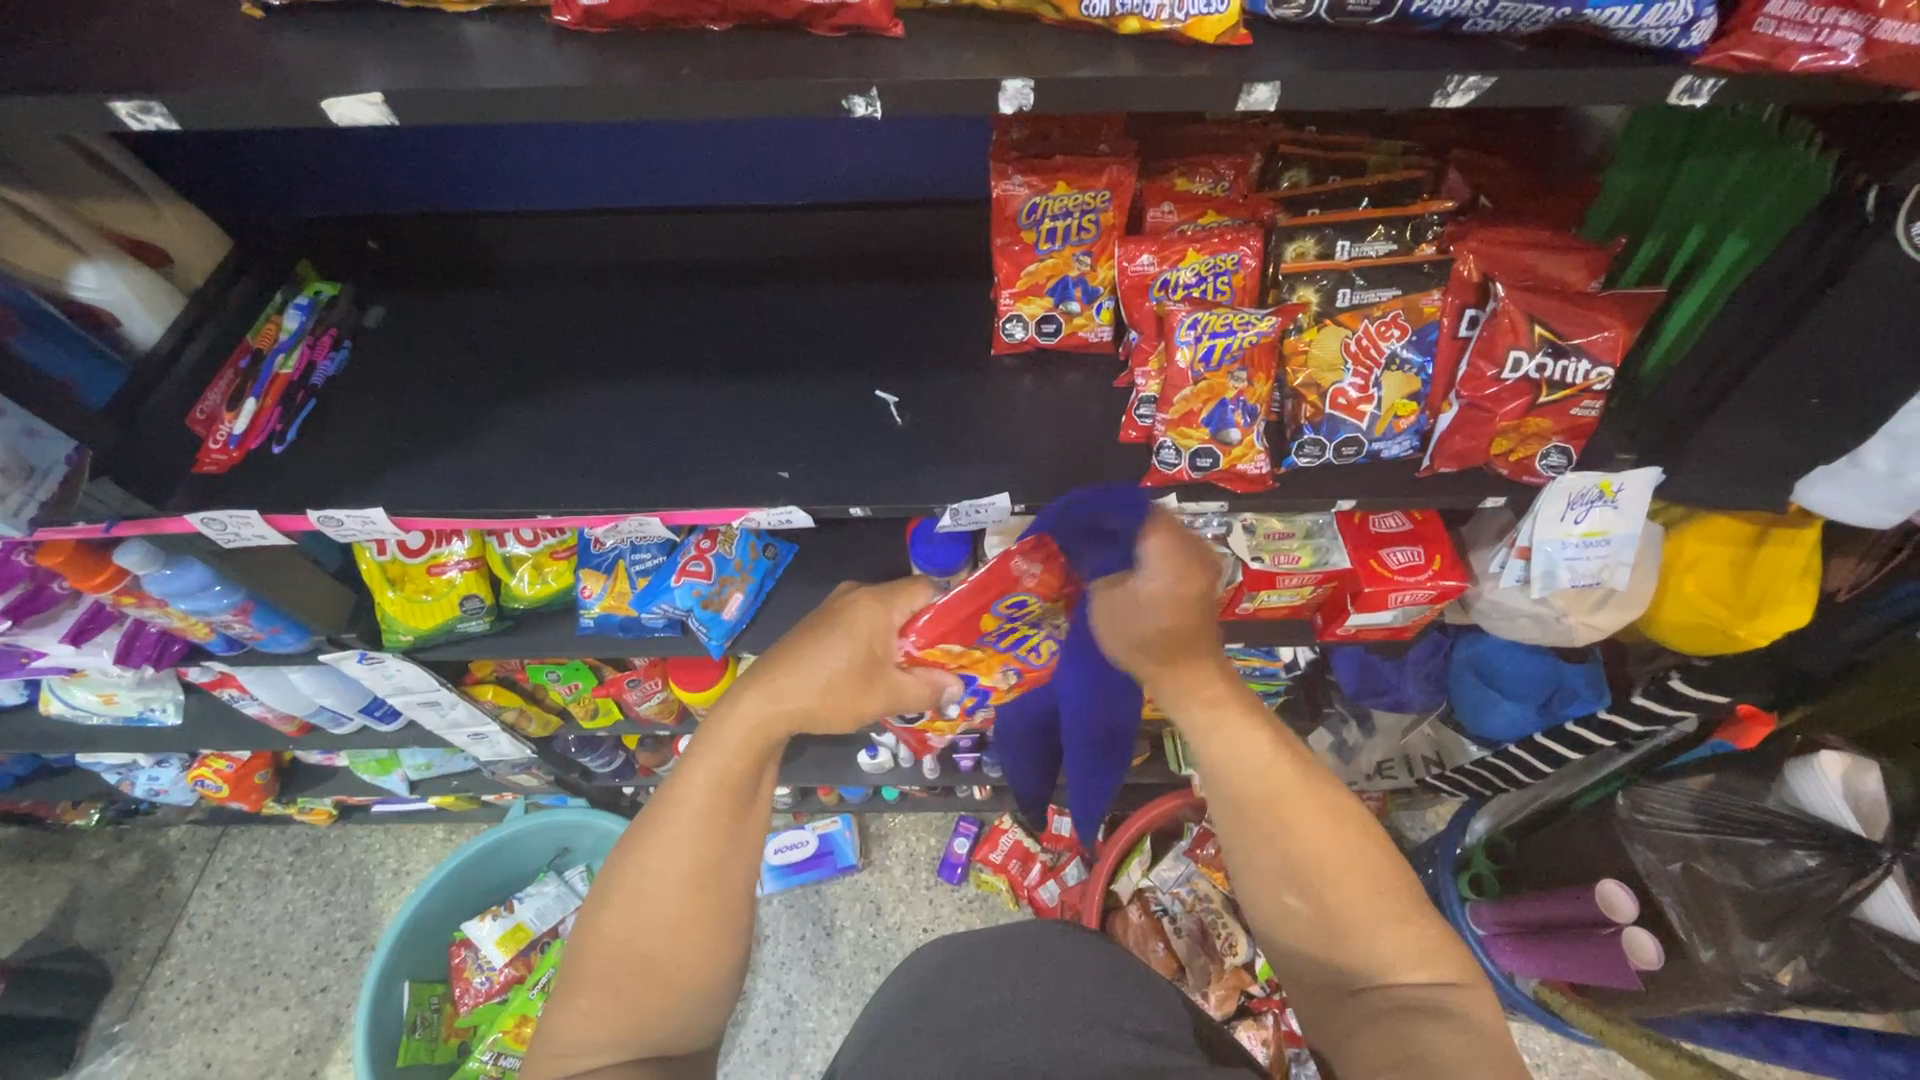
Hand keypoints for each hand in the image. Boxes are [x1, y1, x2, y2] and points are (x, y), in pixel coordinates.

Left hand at [718, 577, 962, 737]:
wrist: (765, 701)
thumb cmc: (831, 691)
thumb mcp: (887, 696)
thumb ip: (927, 689)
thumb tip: (957, 688)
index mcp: (878, 602)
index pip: (929, 588)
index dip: (950, 609)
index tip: (962, 638)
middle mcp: (857, 594)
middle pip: (906, 601)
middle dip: (926, 631)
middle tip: (941, 662)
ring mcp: (834, 606)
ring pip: (882, 614)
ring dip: (899, 639)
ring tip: (911, 672)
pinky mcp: (819, 622)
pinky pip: (860, 623)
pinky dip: (875, 641)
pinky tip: (874, 672)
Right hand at [1088, 509, 1230, 693]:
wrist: (1187, 677)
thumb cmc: (1143, 639)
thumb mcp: (1104, 598)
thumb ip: (1094, 560)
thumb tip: (1082, 538)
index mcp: (1170, 546)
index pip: (1136, 507)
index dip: (1105, 508)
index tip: (1079, 516)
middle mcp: (1193, 545)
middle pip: (1152, 517)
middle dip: (1119, 521)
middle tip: (1087, 530)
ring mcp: (1202, 559)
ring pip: (1162, 531)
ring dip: (1134, 535)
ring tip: (1102, 546)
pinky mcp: (1202, 575)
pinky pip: (1172, 548)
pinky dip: (1148, 549)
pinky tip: (1125, 563)